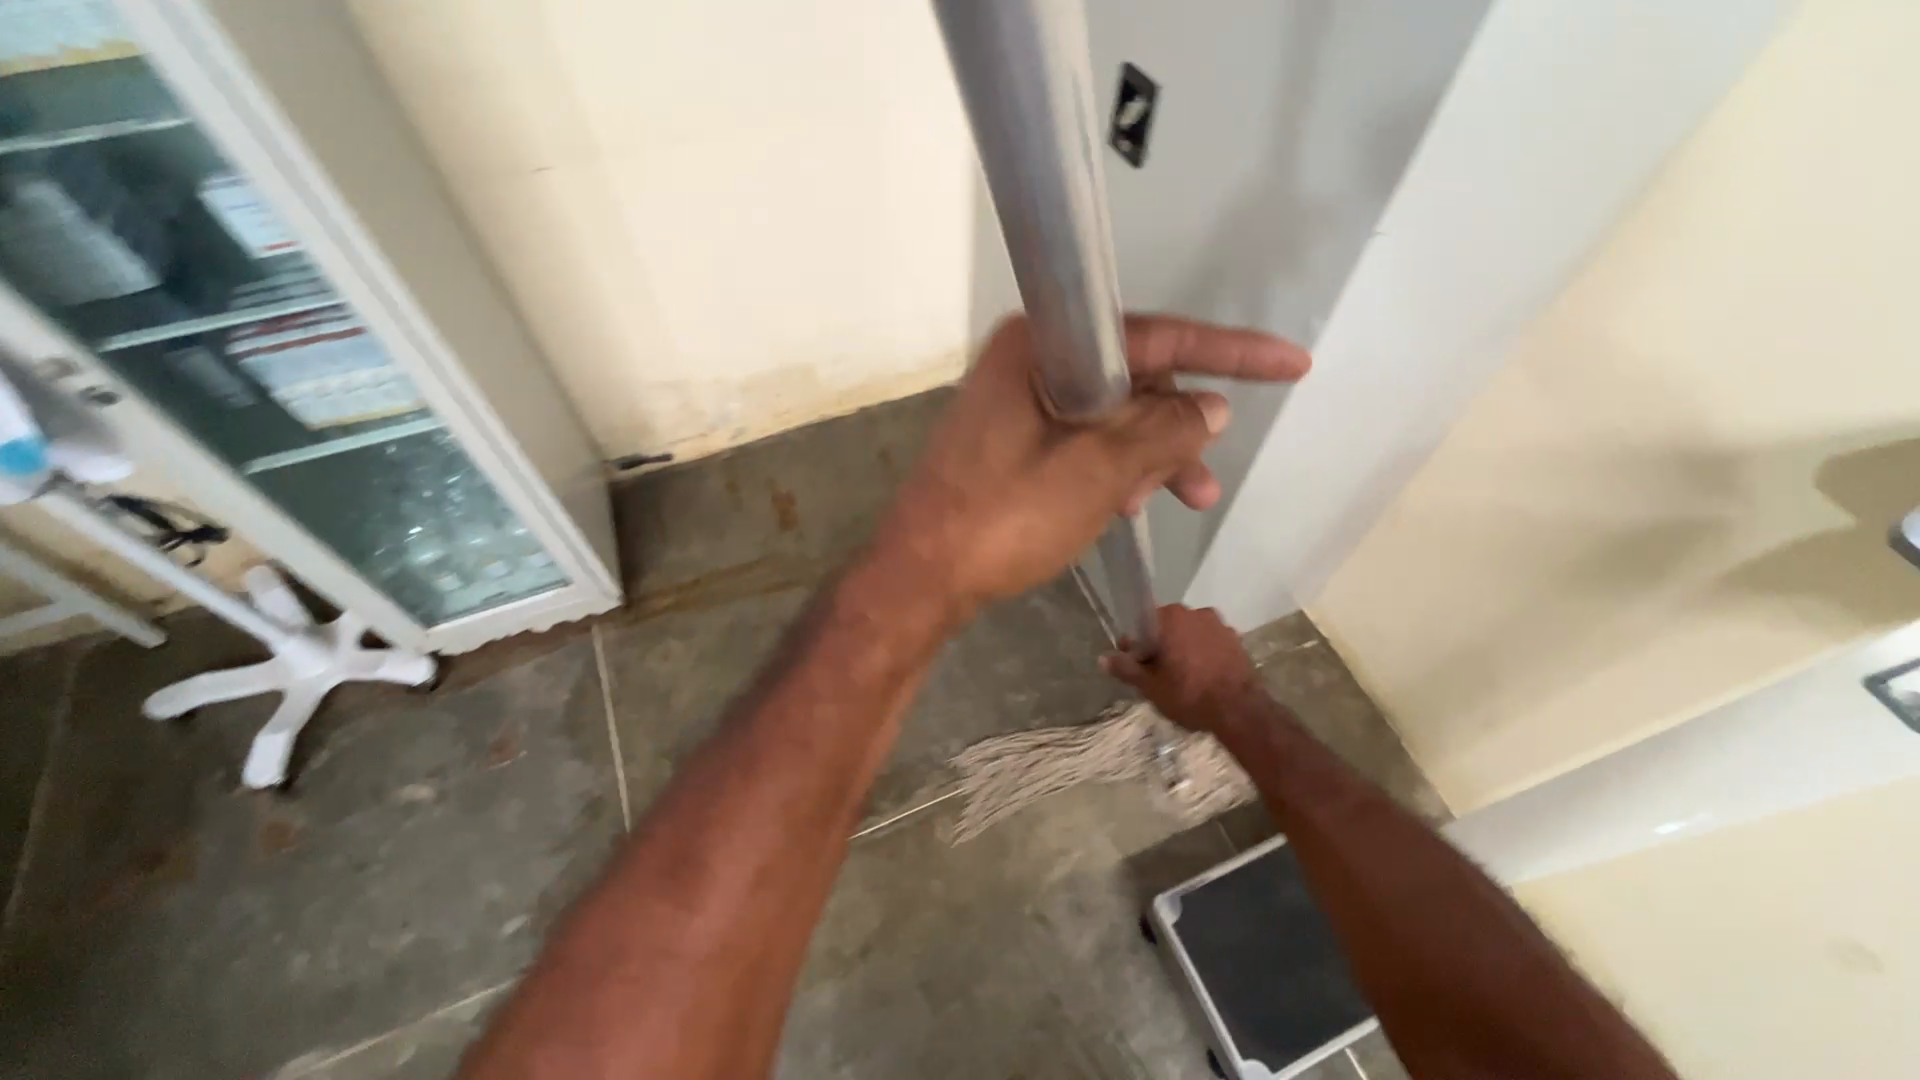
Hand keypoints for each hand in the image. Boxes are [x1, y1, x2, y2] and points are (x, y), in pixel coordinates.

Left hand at [875, 314, 1308, 613]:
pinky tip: (1129, 508)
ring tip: (1186, 501)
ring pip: (1111, 417)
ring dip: (1151, 457)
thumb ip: (1164, 431)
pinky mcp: (1012, 442)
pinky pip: (1082, 442)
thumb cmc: (1005, 518)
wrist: (921, 577)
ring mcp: (1017, 404)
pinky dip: (1114, 470)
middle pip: (1133, 378)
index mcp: (1042, 346)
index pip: (1155, 335)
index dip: (1228, 351)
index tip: (1291, 364)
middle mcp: (1028, 361)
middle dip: (1179, 426)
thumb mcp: (1098, 472)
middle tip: (1207, 478)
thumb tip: (1212, 407)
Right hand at [1101, 605, 1263, 737]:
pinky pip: (1211, 643)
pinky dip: (1204, 654)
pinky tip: (1203, 677)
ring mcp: (1219, 625)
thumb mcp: (1150, 687)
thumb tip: (1103, 658)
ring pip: (1190, 634)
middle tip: (1157, 674)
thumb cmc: (1189, 694)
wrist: (1240, 710)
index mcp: (1170, 618)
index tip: (1136, 665)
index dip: (1136, 645)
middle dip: (1160, 646)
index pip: (1142, 623)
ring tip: (1182, 678)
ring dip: (1183, 649)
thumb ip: (1126, 669)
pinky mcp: (1237, 640)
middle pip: (1167, 626)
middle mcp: (1195, 613)